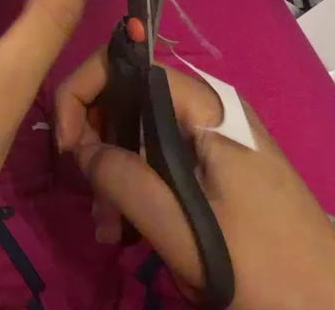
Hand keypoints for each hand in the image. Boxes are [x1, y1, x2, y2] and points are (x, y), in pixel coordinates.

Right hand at [54, 52, 334, 309]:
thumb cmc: (269, 269)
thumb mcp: (185, 229)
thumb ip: (123, 180)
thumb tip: (78, 147)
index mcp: (206, 104)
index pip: (124, 64)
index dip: (82, 94)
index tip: (65, 147)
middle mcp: (209, 107)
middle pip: (127, 97)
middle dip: (96, 142)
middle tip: (92, 203)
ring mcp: (216, 137)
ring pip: (140, 132)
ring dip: (114, 173)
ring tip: (110, 231)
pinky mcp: (220, 167)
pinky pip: (162, 158)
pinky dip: (138, 187)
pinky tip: (130, 229)